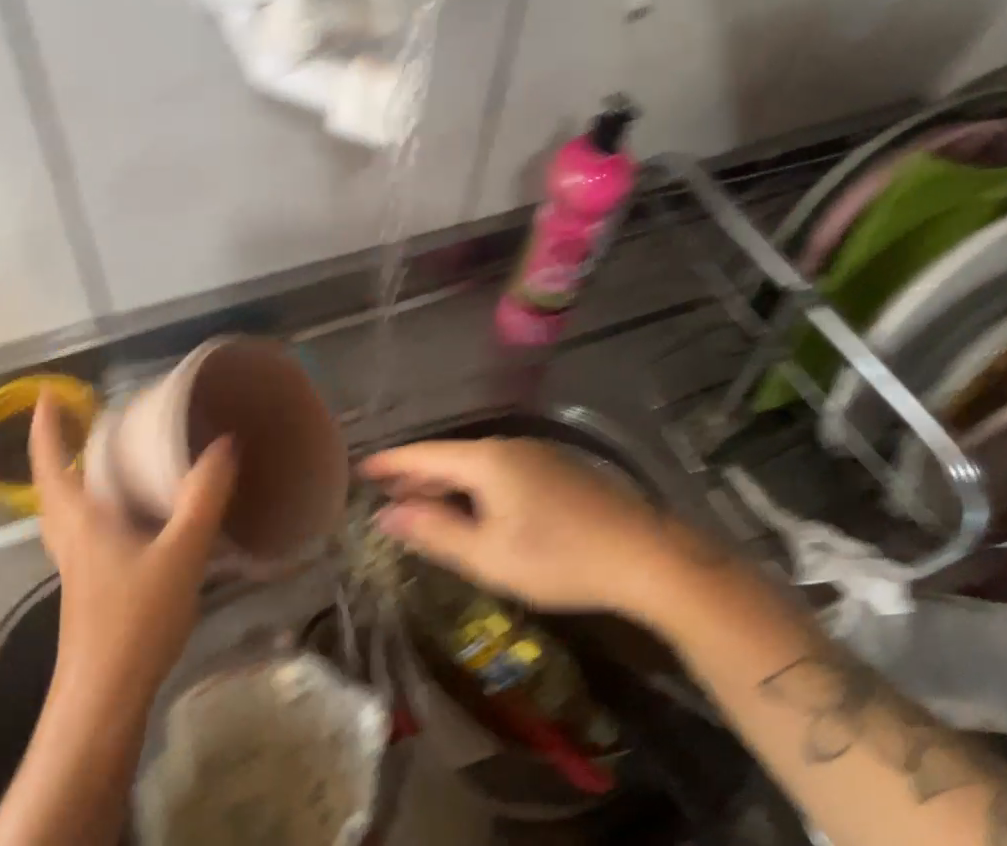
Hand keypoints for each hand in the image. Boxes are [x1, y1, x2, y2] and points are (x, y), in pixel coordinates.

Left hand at [30, 396, 235, 700]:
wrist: (104, 697)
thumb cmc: (134, 621)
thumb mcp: (180, 554)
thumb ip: (203, 499)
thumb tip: (223, 445)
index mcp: (81, 521)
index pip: (50, 463)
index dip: (45, 426)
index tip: (45, 393)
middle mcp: (70, 539)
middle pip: (52, 488)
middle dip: (59, 453)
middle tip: (84, 424)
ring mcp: (75, 568)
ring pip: (66, 514)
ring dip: (76, 484)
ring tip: (107, 465)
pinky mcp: (89, 590)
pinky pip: (85, 535)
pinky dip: (97, 513)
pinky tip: (132, 525)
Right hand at [360, 439, 714, 618]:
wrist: (647, 557)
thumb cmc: (559, 558)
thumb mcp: (488, 555)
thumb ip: (434, 532)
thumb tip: (387, 514)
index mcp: (487, 460)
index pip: (423, 455)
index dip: (390, 463)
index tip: (359, 469)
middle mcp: (510, 447)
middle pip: (450, 457)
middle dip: (415, 476)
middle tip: (383, 494)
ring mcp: (539, 456)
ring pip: (477, 466)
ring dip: (446, 485)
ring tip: (421, 504)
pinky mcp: (560, 472)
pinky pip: (502, 472)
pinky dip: (476, 488)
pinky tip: (474, 510)